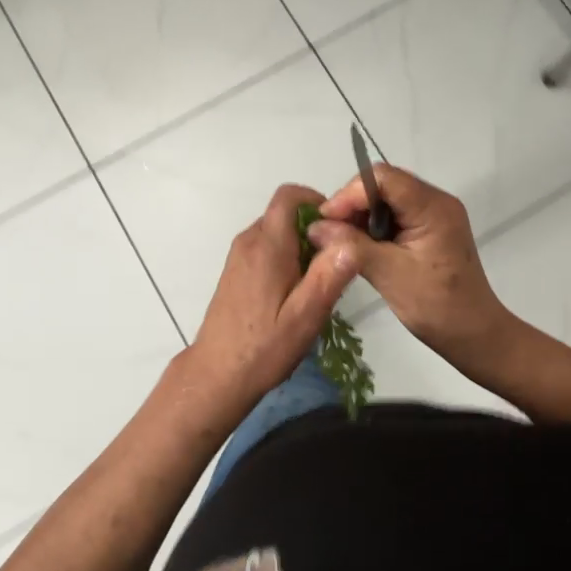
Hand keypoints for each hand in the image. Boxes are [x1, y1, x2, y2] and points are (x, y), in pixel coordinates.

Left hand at [189, 185, 360, 402]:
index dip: (316, 200)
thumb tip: (351, 242)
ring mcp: (239, 256)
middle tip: (335, 263)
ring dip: (301, 246)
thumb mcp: (305, 317)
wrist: (218, 374)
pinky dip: (285, 258)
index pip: (289, 196)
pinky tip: (295, 293)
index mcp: (267, 246)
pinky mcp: (236, 271)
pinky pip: (266, 248)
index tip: (338, 229)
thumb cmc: (264, 347)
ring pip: (277, 232)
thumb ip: (328, 276)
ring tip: (318, 282)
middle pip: (285, 214)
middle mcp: (249, 242)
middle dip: (314, 229)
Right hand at [309, 165, 510, 354]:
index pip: (383, 178)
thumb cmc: (436, 306)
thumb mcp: (389, 275)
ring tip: (340, 241)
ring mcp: (434, 215)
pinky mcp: (430, 230)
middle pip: (384, 184)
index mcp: (433, 207)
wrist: (474, 334)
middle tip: (329, 232)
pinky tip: (359, 247)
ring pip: (387, 199)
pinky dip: (373, 227)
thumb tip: (314, 228)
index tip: (326, 220)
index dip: (350, 193)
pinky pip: (395, 216)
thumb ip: (351, 247)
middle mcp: (436, 202)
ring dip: (361, 216)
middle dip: (353, 204)